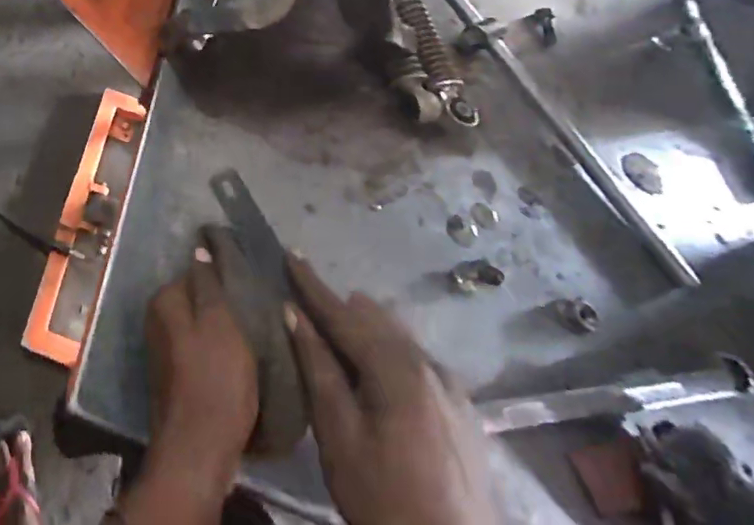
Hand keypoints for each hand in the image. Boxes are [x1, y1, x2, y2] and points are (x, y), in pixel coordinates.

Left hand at [146, 245, 259, 475]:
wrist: (199, 448)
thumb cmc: (215, 378)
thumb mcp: (220, 322)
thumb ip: (209, 283)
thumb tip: (199, 248)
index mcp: (164, 300)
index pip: (197, 271)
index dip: (224, 276)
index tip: (250, 285)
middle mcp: (155, 319)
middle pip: (195, 299)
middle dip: (221, 302)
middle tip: (254, 310)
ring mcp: (162, 349)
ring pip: (197, 324)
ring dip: (220, 327)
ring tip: (251, 333)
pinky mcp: (172, 374)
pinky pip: (197, 348)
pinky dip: (214, 349)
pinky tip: (236, 357)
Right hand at [285, 255, 496, 524]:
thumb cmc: (385, 499)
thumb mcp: (339, 436)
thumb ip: (319, 369)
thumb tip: (294, 314)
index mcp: (396, 368)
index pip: (344, 314)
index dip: (312, 285)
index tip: (290, 253)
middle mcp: (428, 365)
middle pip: (375, 319)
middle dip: (339, 307)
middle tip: (305, 300)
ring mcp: (452, 386)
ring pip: (399, 338)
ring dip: (366, 330)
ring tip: (337, 332)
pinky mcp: (463, 409)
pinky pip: (417, 361)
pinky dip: (389, 353)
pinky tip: (378, 372)